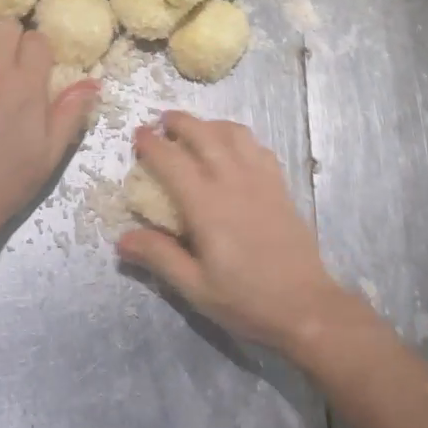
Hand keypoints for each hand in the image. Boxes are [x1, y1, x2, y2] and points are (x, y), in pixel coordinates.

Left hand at [0, 18, 98, 235]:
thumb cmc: (10, 179)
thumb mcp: (51, 153)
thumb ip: (70, 113)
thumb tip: (91, 84)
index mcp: (26, 88)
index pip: (36, 40)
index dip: (39, 47)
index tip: (38, 61)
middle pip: (2, 25)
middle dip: (9, 34)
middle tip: (8, 55)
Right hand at [116, 112, 349, 351]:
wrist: (306, 306)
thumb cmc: (246, 300)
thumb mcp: (196, 287)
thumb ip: (159, 256)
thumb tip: (121, 238)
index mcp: (206, 204)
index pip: (172, 160)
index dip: (152, 144)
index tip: (137, 135)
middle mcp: (232, 180)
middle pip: (203, 134)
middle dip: (179, 121)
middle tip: (162, 121)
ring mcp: (260, 179)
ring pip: (233, 133)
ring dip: (210, 124)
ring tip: (197, 129)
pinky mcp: (279, 185)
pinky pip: (257, 147)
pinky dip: (239, 137)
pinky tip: (234, 149)